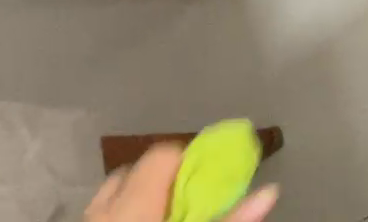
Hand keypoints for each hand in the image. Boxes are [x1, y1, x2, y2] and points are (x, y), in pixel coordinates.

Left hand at [86, 144, 278, 221]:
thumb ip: (230, 219)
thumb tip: (271, 190)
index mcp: (133, 204)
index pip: (163, 153)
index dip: (188, 159)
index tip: (206, 178)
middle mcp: (101, 211)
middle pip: (130, 173)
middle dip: (158, 180)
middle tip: (182, 202)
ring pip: (107, 200)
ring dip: (133, 201)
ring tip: (158, 218)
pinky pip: (96, 218)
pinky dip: (115, 219)